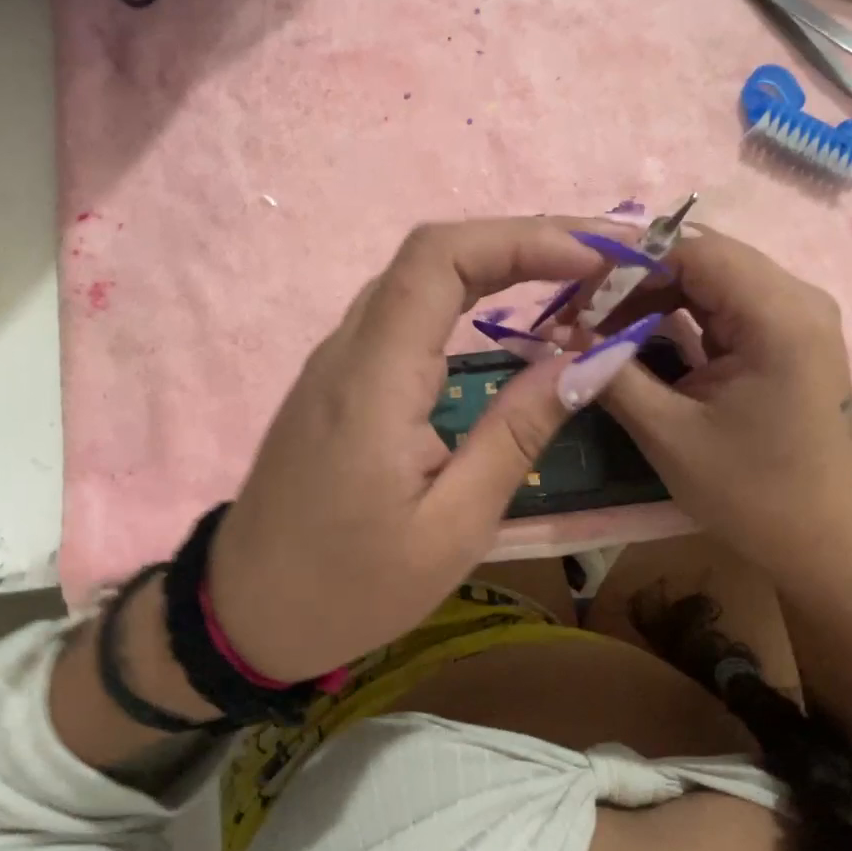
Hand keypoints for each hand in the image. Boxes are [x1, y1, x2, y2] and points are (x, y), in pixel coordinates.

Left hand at [206, 218, 646, 682]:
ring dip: (496, 269)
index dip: (522, 238)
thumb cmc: (352, 586)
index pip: (440, 258)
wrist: (248, 612)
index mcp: (373, 381)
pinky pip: (404, 319)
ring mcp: (334, 364)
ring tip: (573, 288)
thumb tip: (585, 360)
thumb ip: (516, 435)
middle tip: (603, 263)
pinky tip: (509, 328)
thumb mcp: (453, 528)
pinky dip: (465, 304)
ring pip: (416, 284)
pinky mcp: (335, 384)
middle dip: (523, 243)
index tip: (595, 260)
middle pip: (431, 256)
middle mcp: (347, 351)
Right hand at [593, 226, 851, 577]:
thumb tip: (560, 334)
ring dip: (654, 296)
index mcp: (779, 316)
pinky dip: (680, 315)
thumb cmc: (747, 492)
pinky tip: (639, 337)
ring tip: (601, 327)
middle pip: (704, 258)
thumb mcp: (667, 432)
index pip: (694, 252)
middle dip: (637, 280)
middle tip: (581, 314)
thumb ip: (611, 373)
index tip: (576, 298)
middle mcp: (798, 300)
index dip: (628, 266)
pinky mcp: (787, 339)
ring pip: (712, 279)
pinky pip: (726, 306)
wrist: (817, 542)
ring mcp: (797, 318)